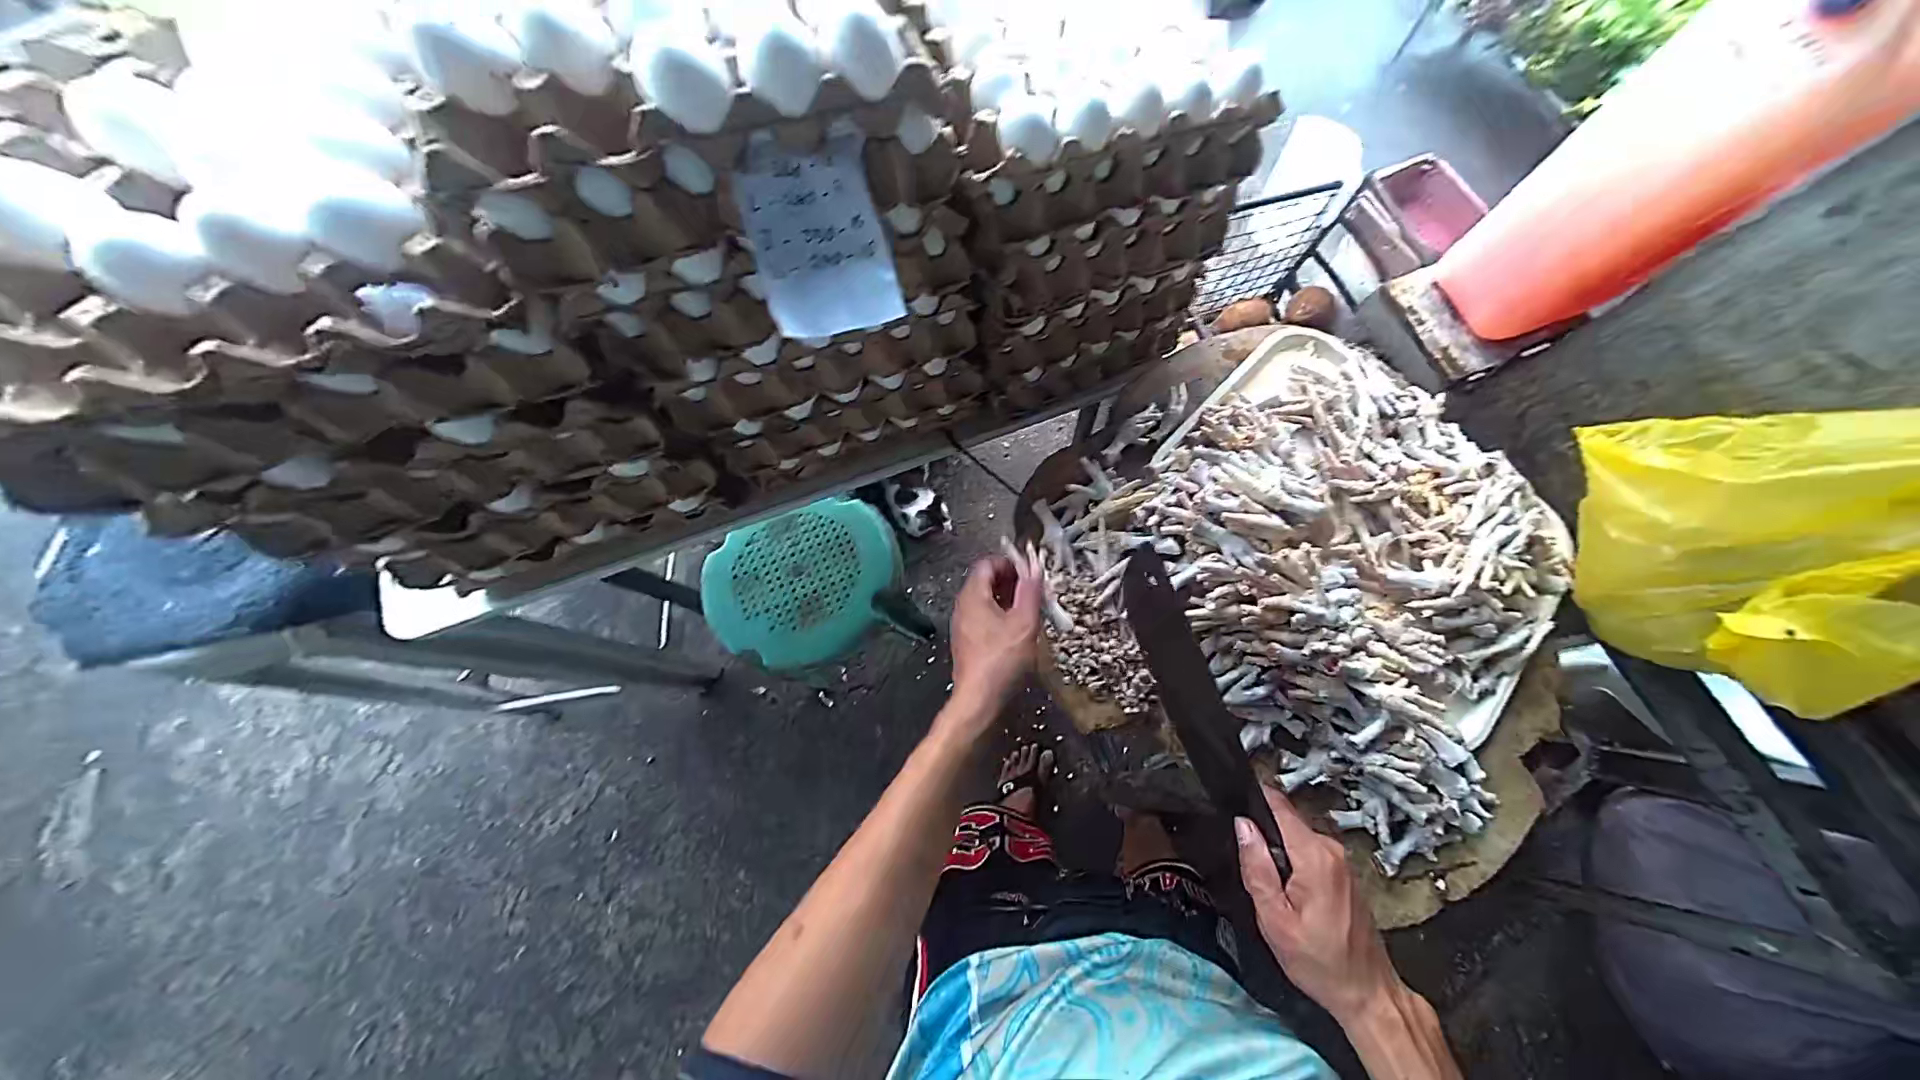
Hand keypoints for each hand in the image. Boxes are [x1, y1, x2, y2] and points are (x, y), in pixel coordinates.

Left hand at [946, 553, 1041, 719]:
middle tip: (1035, 592)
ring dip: (1009, 600)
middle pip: (986, 581)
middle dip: (1012, 582)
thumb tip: (1034, 567)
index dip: (1010, 563)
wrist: (979, 699)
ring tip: (1031, 611)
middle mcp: (963, 606)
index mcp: (972, 596)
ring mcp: (963, 625)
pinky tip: (1018, 631)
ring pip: (986, 600)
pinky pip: (984, 618)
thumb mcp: (1024, 622)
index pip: (987, 563)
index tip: (1031, 573)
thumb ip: (1030, 591)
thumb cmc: (1001, 660)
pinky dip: (1001, 617)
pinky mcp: (967, 641)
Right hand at [1235, 784, 1404, 1025]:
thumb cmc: (1320, 962)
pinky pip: (1308, 852)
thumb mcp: (1274, 918)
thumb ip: (1256, 866)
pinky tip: (1289, 894)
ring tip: (1270, 887)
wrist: (1368, 995)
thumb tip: (1242, 825)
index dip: (1252, 800)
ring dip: (1277, 853)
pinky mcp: (1344, 873)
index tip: (1232, 806)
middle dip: (1262, 836)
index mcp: (1315, 856)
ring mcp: (1341, 862)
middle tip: (1251, 869)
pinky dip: (1293, 864)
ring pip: (1295, 837)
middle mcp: (1332, 851)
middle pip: (1285, 821)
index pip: (1278, 804)